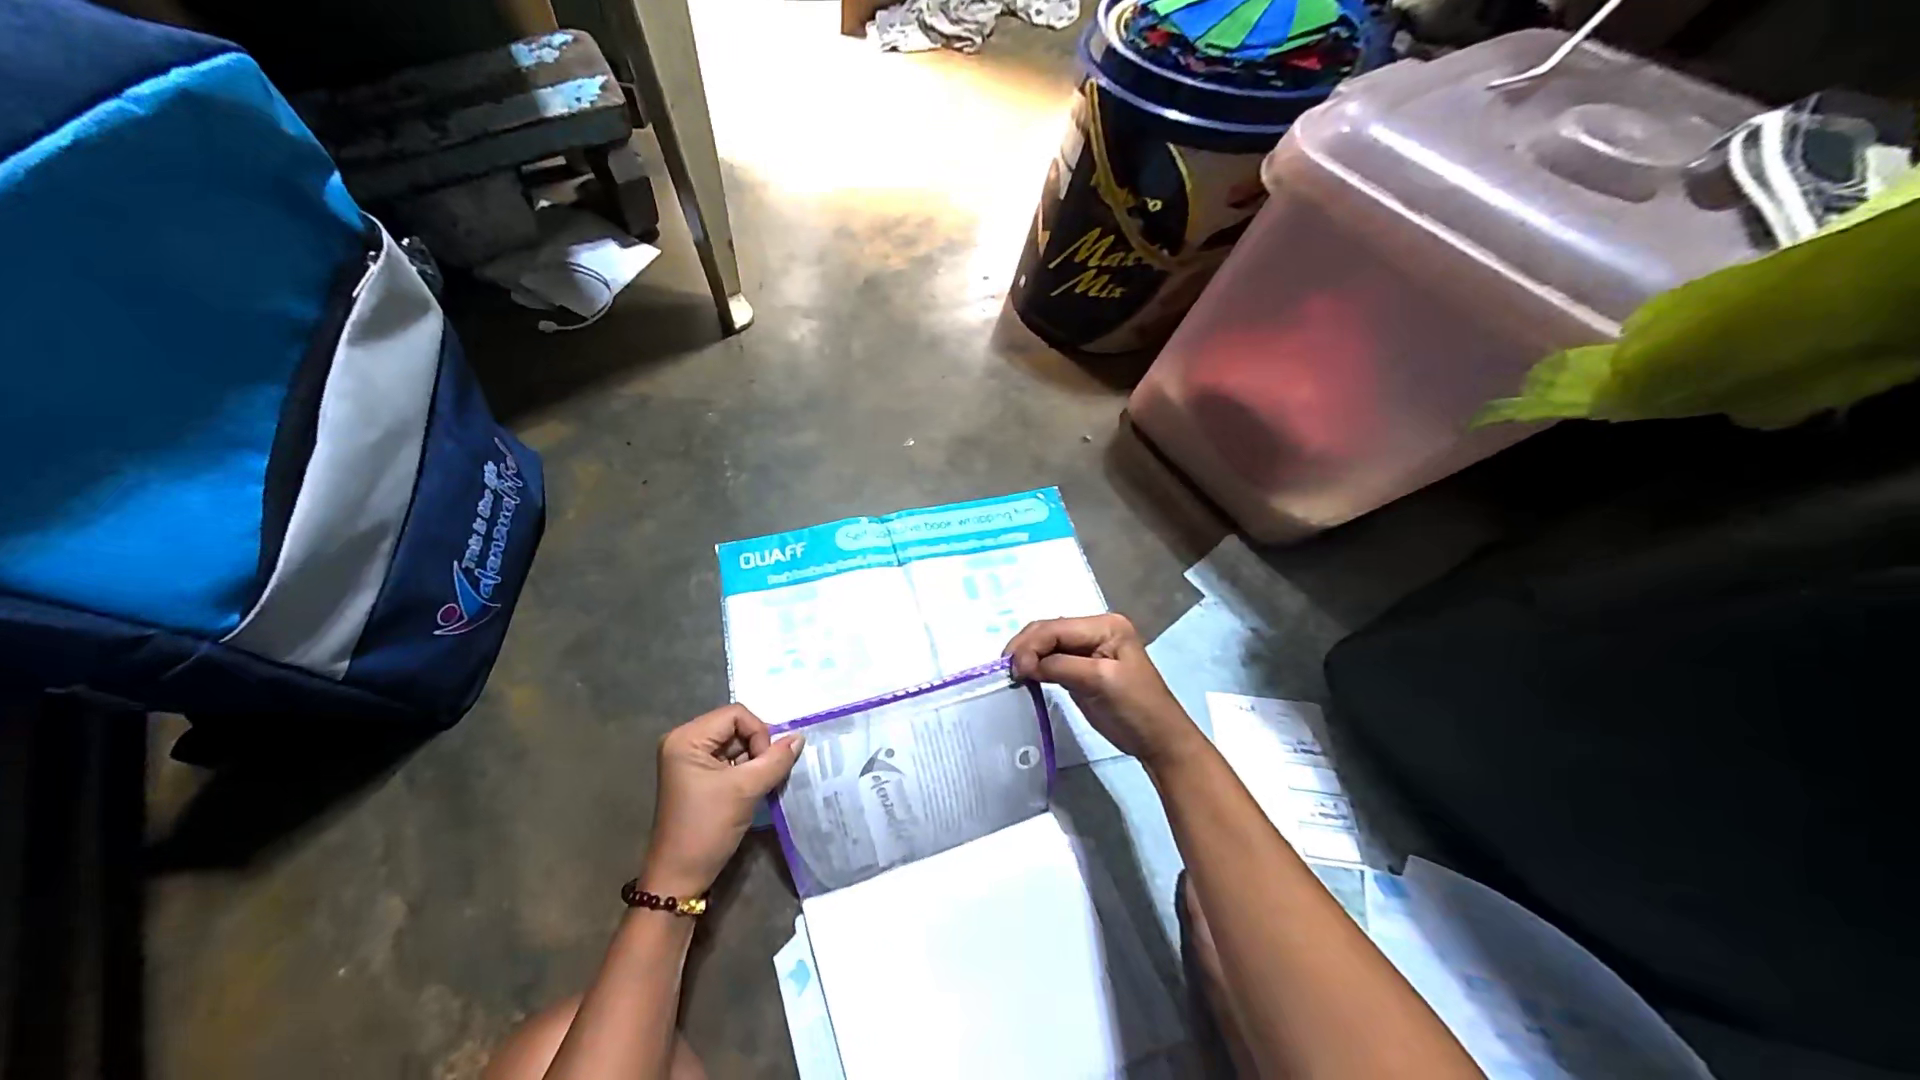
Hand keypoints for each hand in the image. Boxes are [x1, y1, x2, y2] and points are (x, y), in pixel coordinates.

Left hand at [639, 705, 803, 897]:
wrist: (679, 877)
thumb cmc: (707, 828)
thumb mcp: (747, 790)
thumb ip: (776, 759)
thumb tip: (800, 738)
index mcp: (687, 738)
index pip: (737, 714)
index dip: (758, 733)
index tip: (762, 765)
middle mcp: (685, 741)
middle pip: (736, 726)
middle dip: (756, 748)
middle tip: (762, 776)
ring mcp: (690, 759)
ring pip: (736, 743)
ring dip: (753, 760)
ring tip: (757, 785)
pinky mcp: (697, 776)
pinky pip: (729, 759)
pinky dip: (745, 770)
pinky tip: (750, 789)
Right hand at [1005, 614, 1201, 766]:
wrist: (1158, 740)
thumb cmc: (1136, 708)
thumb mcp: (1100, 682)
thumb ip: (1060, 666)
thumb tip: (1021, 664)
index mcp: (1105, 625)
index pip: (1056, 627)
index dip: (1031, 644)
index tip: (1013, 669)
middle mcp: (1095, 630)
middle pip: (1049, 631)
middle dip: (1025, 647)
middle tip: (1006, 671)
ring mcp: (1088, 649)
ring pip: (1046, 644)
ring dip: (1027, 656)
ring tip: (1010, 674)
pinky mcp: (1080, 668)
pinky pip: (1051, 660)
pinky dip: (1035, 666)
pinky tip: (1023, 676)